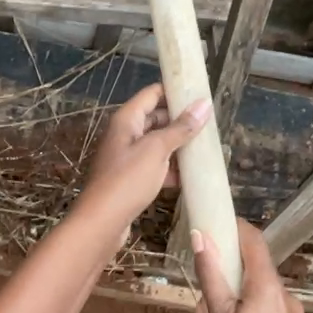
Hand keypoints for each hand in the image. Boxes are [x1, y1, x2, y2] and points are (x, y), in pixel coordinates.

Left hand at [77, 84, 210, 225]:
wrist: (102, 221)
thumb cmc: (127, 179)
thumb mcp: (157, 149)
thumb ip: (180, 128)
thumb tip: (203, 104)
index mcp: (127, 119)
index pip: (152, 94)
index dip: (175, 91)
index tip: (201, 94)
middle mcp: (125, 134)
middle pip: (156, 118)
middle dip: (181, 121)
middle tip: (210, 124)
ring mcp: (127, 157)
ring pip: (157, 144)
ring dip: (179, 146)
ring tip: (207, 148)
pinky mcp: (131, 179)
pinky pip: (155, 167)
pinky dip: (171, 169)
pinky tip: (191, 176)